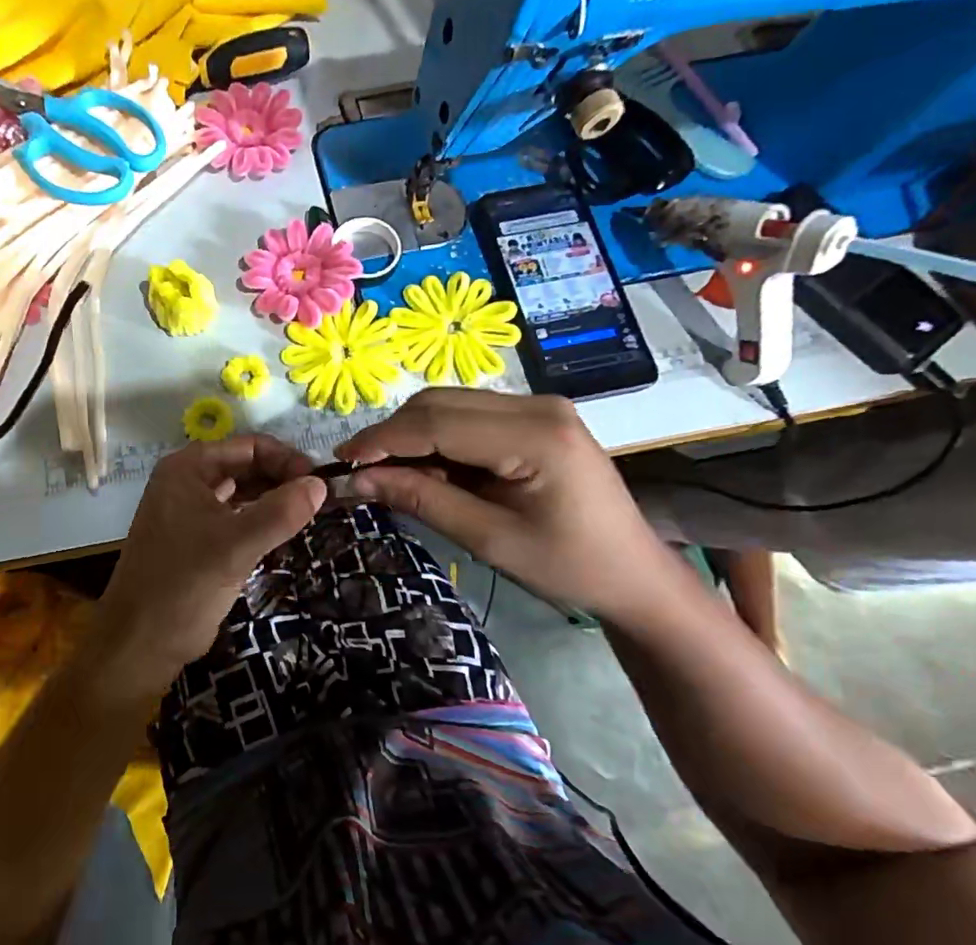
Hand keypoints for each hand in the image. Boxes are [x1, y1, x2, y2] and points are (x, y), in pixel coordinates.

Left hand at [92, 435, 324, 691]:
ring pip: (242, 492)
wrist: (140, 644)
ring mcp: (190, 511)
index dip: (286, 458)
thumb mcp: (236, 546)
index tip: (319, 481)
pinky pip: (235, 516)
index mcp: (187, 469)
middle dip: (282, 478)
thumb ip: (280, 512)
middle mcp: (186, 482)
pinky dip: (261, 519)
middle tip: (320, 499)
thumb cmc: (184, 585)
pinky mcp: (197, 539)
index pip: (248, 446)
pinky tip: (285, 532)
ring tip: (309, 513)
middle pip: (246, 466)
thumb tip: (321, 484)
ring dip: (274, 499)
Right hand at [335, 389, 674, 622]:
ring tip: (393, 477)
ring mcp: (540, 406)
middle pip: (441, 403)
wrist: (634, 573)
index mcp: (536, 435)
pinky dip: (440, 439)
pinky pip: (471, 416)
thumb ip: (424, 500)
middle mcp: (538, 405)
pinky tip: (431, 470)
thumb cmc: (570, 567)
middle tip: (360, 473)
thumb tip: (359, 480)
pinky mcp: (537, 416)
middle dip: (394, 435)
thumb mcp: (491, 540)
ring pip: (451, 404)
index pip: (438, 422)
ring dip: (414, 436)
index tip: (341, 462)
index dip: (383, 440)